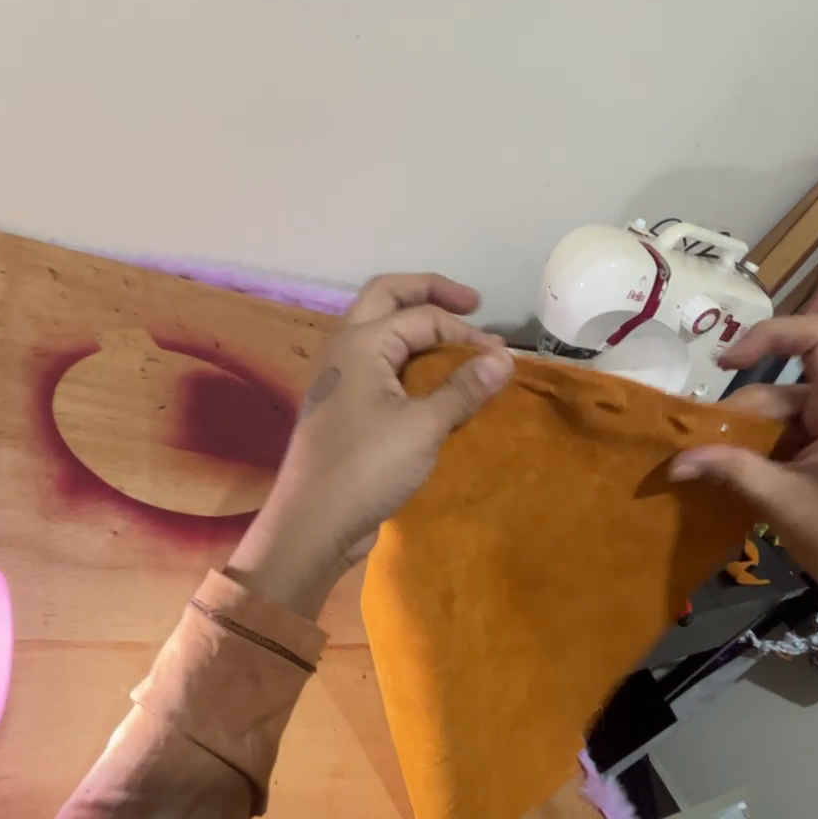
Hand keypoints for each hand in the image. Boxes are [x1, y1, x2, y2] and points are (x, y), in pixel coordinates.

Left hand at [227, 274, 513, 616]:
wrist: (313, 523)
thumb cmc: (366, 469)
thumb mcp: (423, 427)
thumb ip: (463, 388)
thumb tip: (504, 357)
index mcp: (361, 343)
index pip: (422, 316)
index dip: (465, 330)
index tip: (499, 356)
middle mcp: (345, 350)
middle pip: (387, 298)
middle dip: (430, 295)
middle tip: (472, 305)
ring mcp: (340, 380)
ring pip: (380, 333)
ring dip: (418, 330)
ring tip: (456, 345)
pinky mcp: (344, 408)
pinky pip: (379, 368)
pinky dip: (408, 363)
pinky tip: (432, 384)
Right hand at [675, 315, 817, 626]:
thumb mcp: (784, 502)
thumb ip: (730, 471)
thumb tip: (675, 461)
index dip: (768, 335)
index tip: (723, 364)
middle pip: (784, 387)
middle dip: (739, 415)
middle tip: (700, 450)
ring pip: (782, 414)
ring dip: (746, 438)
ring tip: (713, 469)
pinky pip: (791, 436)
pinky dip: (761, 451)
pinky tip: (736, 476)